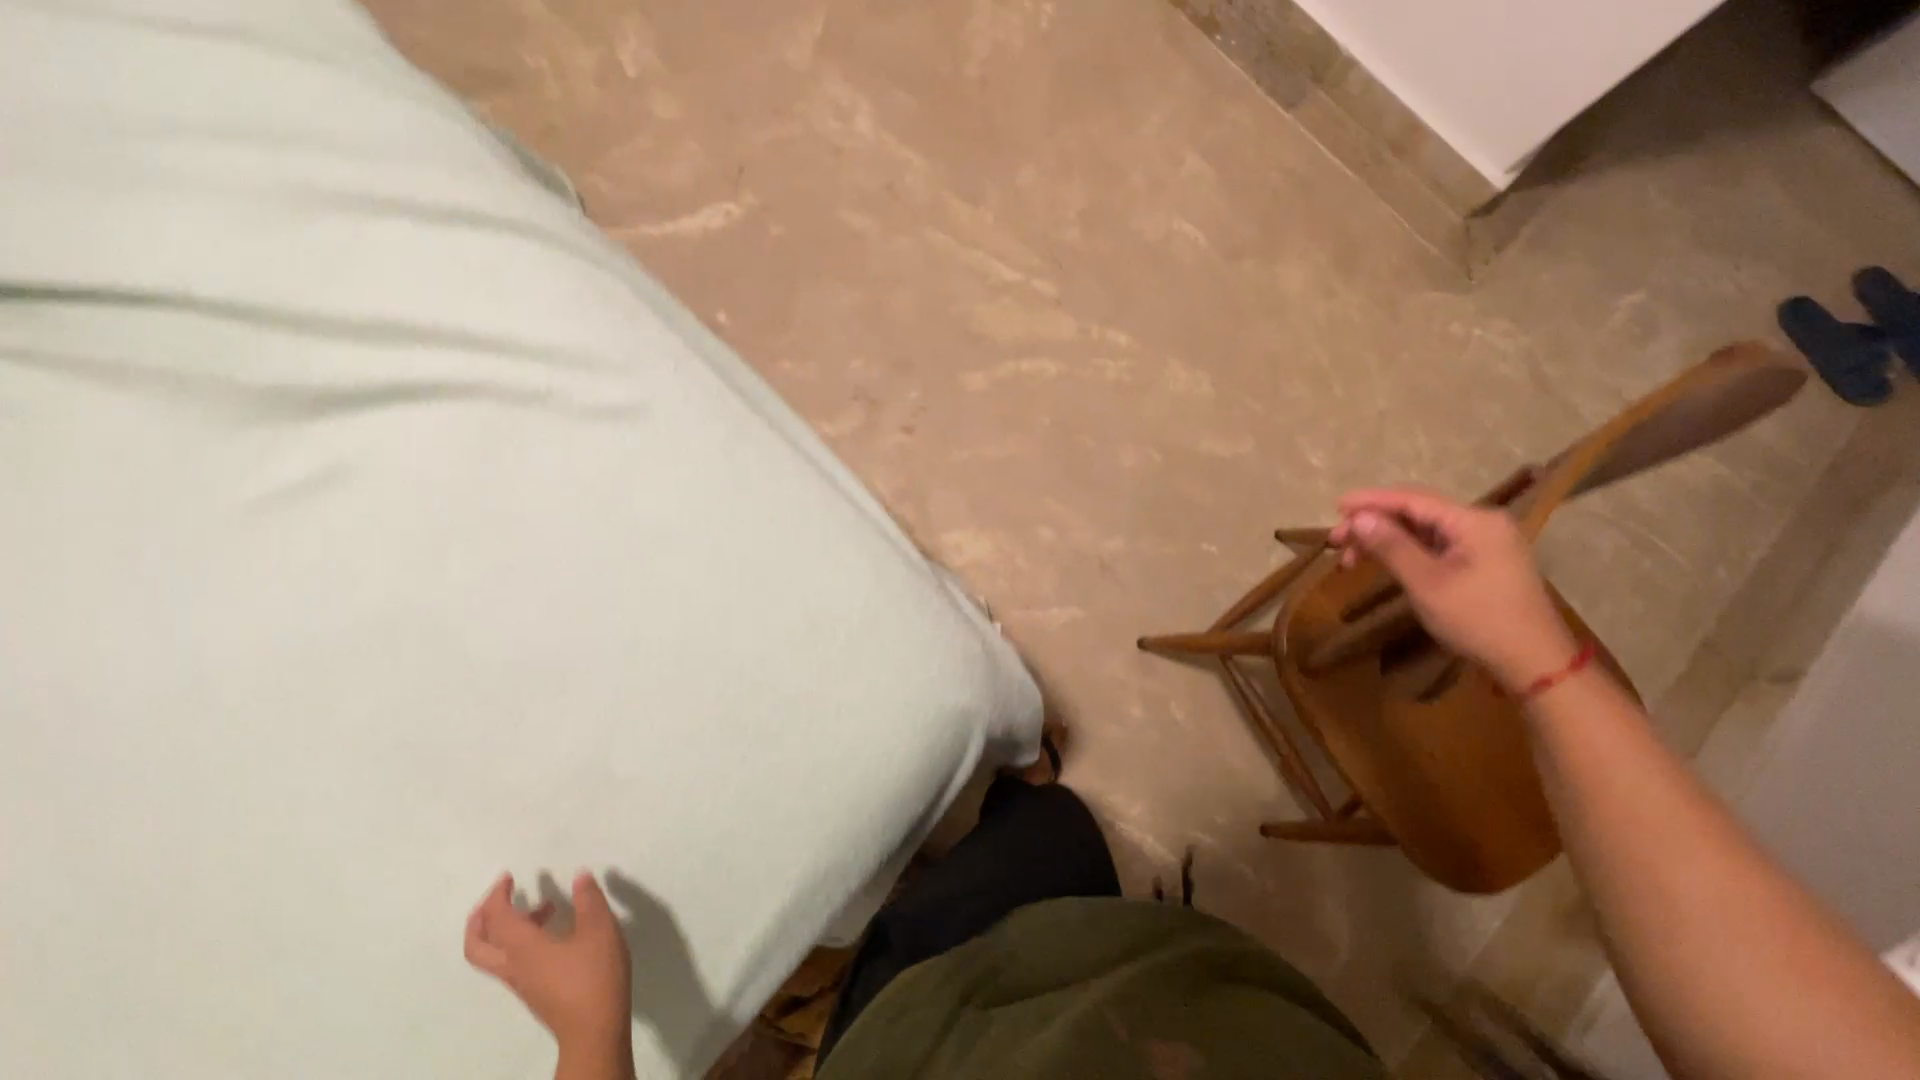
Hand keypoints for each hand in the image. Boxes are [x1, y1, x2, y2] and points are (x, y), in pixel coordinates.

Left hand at [464, 872, 632, 1053]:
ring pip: (495, 954)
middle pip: (477, 945)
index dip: (497, 895)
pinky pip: (513, 962)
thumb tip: (579, 875)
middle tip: (497, 896)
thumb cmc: (595, 976)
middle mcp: (513, 965)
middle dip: (480, 918)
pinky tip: (555, 935)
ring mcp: (522, 982)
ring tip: (543, 908)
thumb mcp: (600, 930)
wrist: (594, 1029)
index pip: (497, 917)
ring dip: (505, 928)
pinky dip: (521, 941)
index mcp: (523, 947)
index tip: (508, 876)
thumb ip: (589, 899)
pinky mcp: (534, 992)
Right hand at [1331, 485, 1578, 688]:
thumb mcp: (1427, 583)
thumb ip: (1392, 546)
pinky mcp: (1485, 562)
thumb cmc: (1479, 620)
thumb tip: (1359, 518)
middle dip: (1374, 522)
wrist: (1534, 662)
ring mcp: (1486, 543)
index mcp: (1474, 521)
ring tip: (1352, 558)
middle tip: (1337, 541)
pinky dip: (1407, 551)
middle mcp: (1482, 523)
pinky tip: (1385, 562)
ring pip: (1425, 530)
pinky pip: (1438, 545)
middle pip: (1418, 511)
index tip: (1336, 506)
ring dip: (1387, 539)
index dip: (1371, 501)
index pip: (1413, 499)